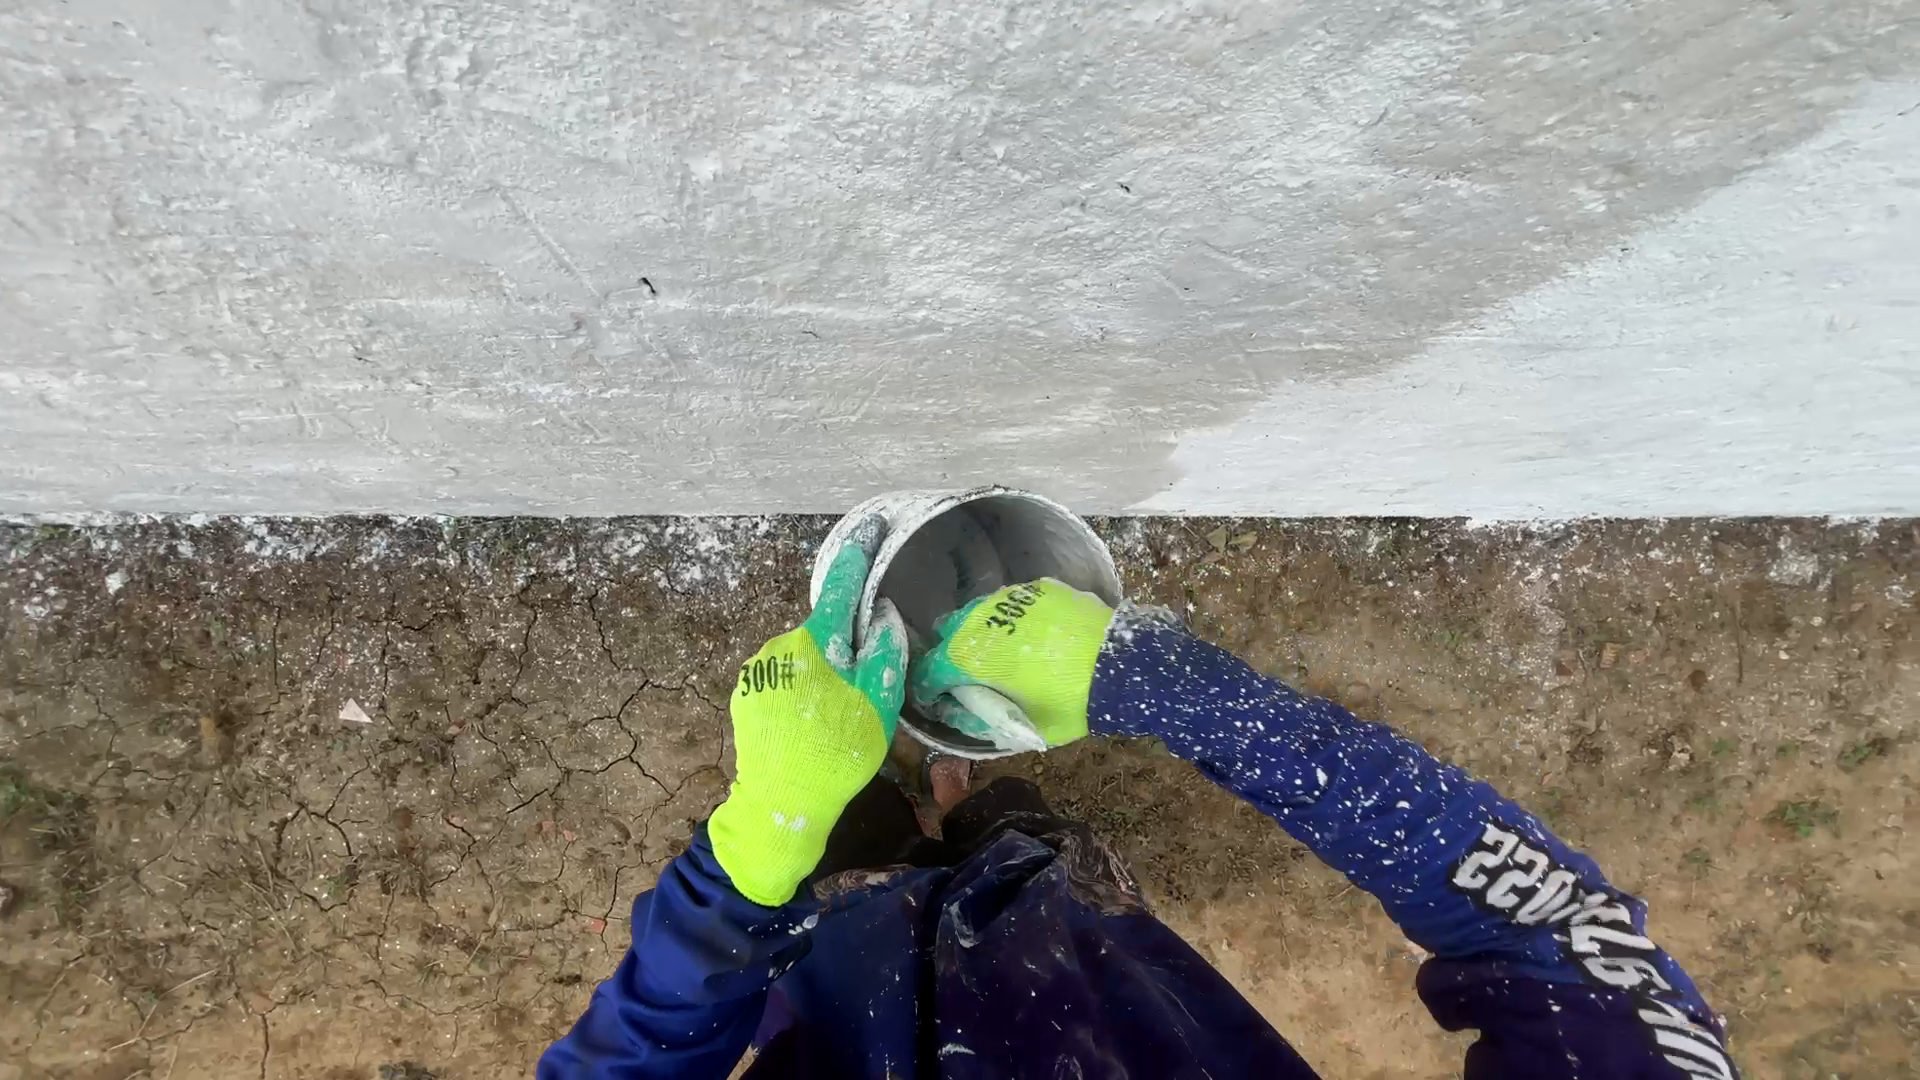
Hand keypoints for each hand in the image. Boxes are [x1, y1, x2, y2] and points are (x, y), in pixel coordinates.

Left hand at [707, 517, 907, 906]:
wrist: (779, 805)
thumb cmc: (836, 754)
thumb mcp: (878, 705)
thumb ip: (884, 653)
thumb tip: (883, 614)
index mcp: (815, 642)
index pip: (842, 586)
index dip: (860, 553)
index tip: (872, 524)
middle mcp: (780, 645)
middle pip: (825, 627)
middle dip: (847, 640)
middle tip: (867, 679)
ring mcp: (758, 669)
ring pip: (805, 653)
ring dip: (824, 666)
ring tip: (836, 711)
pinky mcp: (746, 692)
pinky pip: (785, 673)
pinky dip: (803, 683)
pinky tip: (811, 719)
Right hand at [908, 578, 1115, 747]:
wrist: (1122, 665)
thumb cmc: (1071, 702)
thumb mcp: (1026, 727)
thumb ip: (986, 718)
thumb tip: (962, 710)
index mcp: (969, 656)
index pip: (930, 671)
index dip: (930, 689)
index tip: (939, 699)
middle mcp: (980, 619)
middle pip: (949, 634)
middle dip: (953, 655)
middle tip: (973, 676)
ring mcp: (1010, 598)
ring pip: (979, 614)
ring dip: (982, 634)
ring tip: (1005, 653)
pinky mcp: (1037, 587)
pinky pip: (1013, 604)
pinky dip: (1015, 620)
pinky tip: (1035, 636)